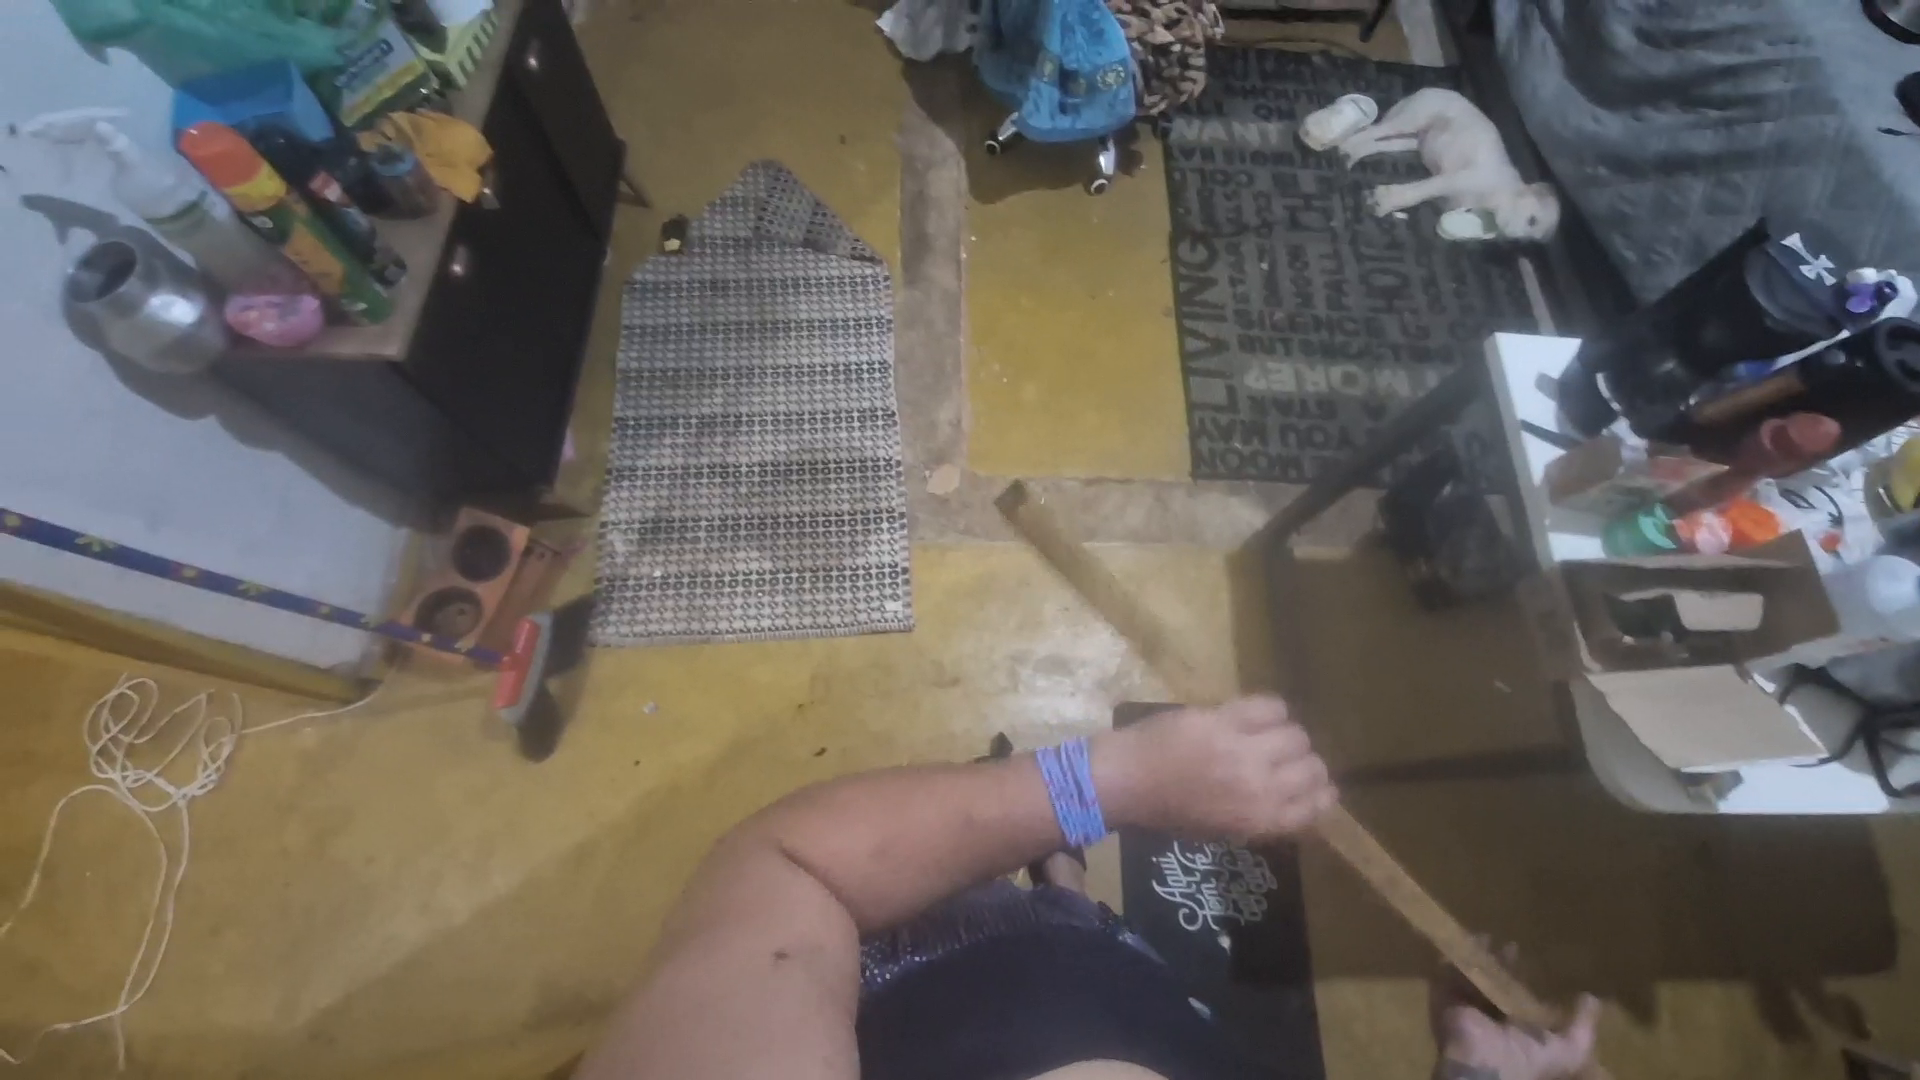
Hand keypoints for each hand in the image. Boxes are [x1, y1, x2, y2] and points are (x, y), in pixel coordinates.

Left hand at [1093, 695, 1335, 841]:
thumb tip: (1292, 800)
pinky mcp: (1225, 719)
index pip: (1316, 807)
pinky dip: (1272, 709)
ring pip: (1297, 736)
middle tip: (1290, 757)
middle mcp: (1261, 787)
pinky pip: (1270, 707)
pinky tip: (1261, 713)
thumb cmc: (1168, 810)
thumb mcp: (1222, 830)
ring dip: (1289, 735)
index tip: (1320, 786)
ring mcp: (1244, 750)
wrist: (1128, 779)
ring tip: (1272, 733)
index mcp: (1260, 821)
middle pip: (1312, 767)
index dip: (1322, 794)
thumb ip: (1261, 817)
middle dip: (1306, 763)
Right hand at [1430, 946, 1600, 1079]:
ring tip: (1487, 936)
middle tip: (1510, 943)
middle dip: (1501, 962)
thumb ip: (1581, 1025)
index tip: (1532, 959)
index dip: (1524, 977)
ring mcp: (1464, 999)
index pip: (1519, 995)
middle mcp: (1489, 1011)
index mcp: (1515, 1024)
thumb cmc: (1527, 1056)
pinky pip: (1445, 966)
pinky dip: (1452, 952)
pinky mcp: (1442, 988)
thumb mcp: (1568, 1048)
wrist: (1485, 1060)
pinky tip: (1463, 939)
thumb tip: (1592, 997)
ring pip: (1470, 970)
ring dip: (1477, 954)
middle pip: (1494, 980)